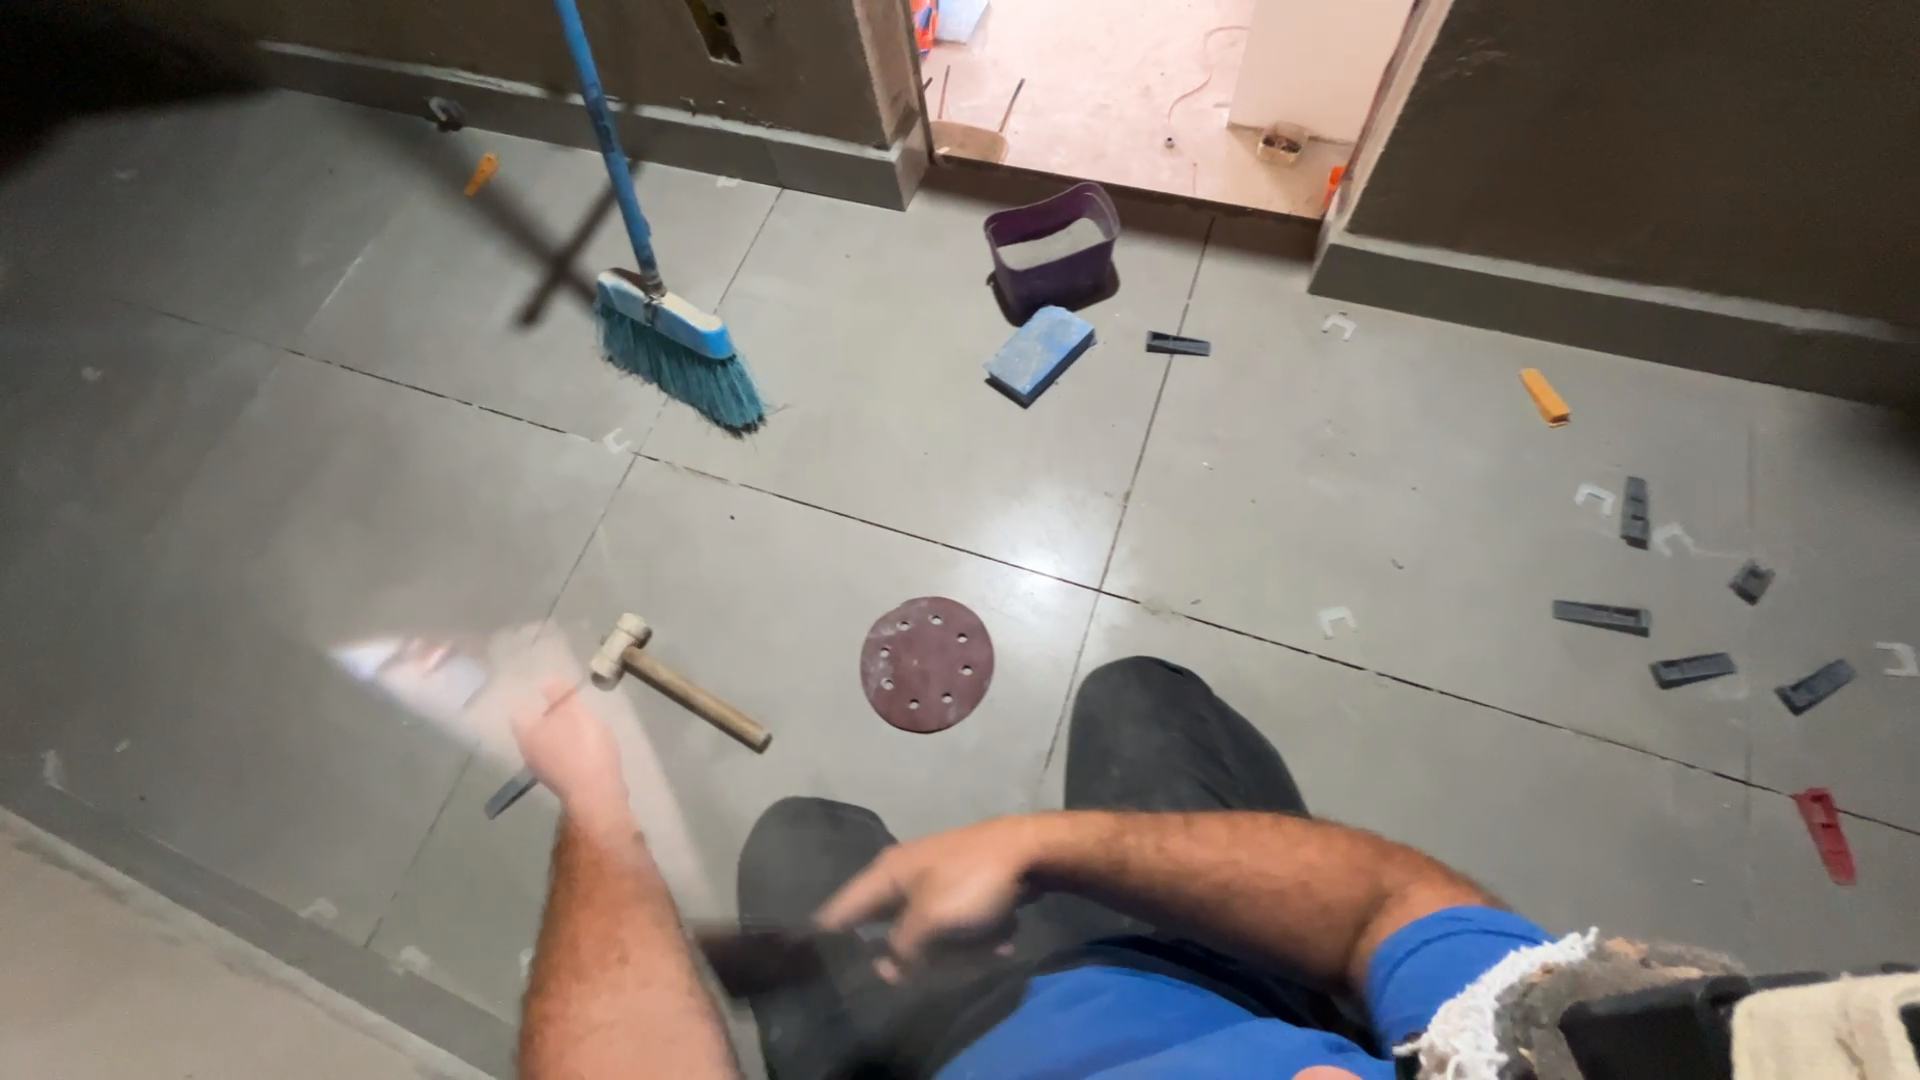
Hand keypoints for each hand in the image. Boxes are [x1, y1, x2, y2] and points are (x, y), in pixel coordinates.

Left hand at [512, 678, 630, 835]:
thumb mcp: (576, 713)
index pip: (519, 711)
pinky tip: (586, 746)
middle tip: (568, 706)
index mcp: (527, 733)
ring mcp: (542, 769)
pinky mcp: (559, 780)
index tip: (548, 692)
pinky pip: (559, 757)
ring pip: (545, 743)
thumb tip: (544, 680)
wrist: (596, 792)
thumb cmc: (584, 747)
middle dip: (547, 717)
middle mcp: (527, 752)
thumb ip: (560, 695)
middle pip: (532, 729)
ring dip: (559, 733)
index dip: (531, 699)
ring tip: (581, 725)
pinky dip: (568, 748)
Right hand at [815, 814, 1072, 969]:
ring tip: (976, 947)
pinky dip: (973, 938)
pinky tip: (996, 939)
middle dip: (905, 954)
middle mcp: (903, 873)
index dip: (828, 940)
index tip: (827, 971)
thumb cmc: (972, 880)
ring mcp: (933, 880)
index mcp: (887, 871)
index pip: (840, 909)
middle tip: (925, 967)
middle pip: (884, 927)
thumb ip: (900, 948)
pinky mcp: (960, 890)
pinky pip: (954, 926)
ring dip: (950, 949)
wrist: (1028, 851)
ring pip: (924, 932)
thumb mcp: (929, 918)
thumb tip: (886, 969)